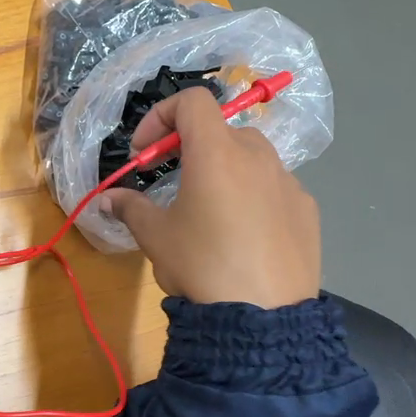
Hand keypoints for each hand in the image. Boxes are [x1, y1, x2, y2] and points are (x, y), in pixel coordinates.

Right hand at [97, 86, 320, 308]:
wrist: (263, 315)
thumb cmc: (201, 264)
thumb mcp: (154, 236)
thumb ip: (130, 208)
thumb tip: (109, 199)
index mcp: (216, 153)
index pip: (192, 102)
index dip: (161, 116)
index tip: (145, 152)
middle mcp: (257, 157)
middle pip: (220, 130)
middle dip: (190, 148)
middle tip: (170, 182)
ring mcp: (288, 182)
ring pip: (250, 158)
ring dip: (223, 170)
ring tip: (207, 211)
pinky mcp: (306, 209)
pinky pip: (272, 188)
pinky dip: (251, 196)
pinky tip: (241, 237)